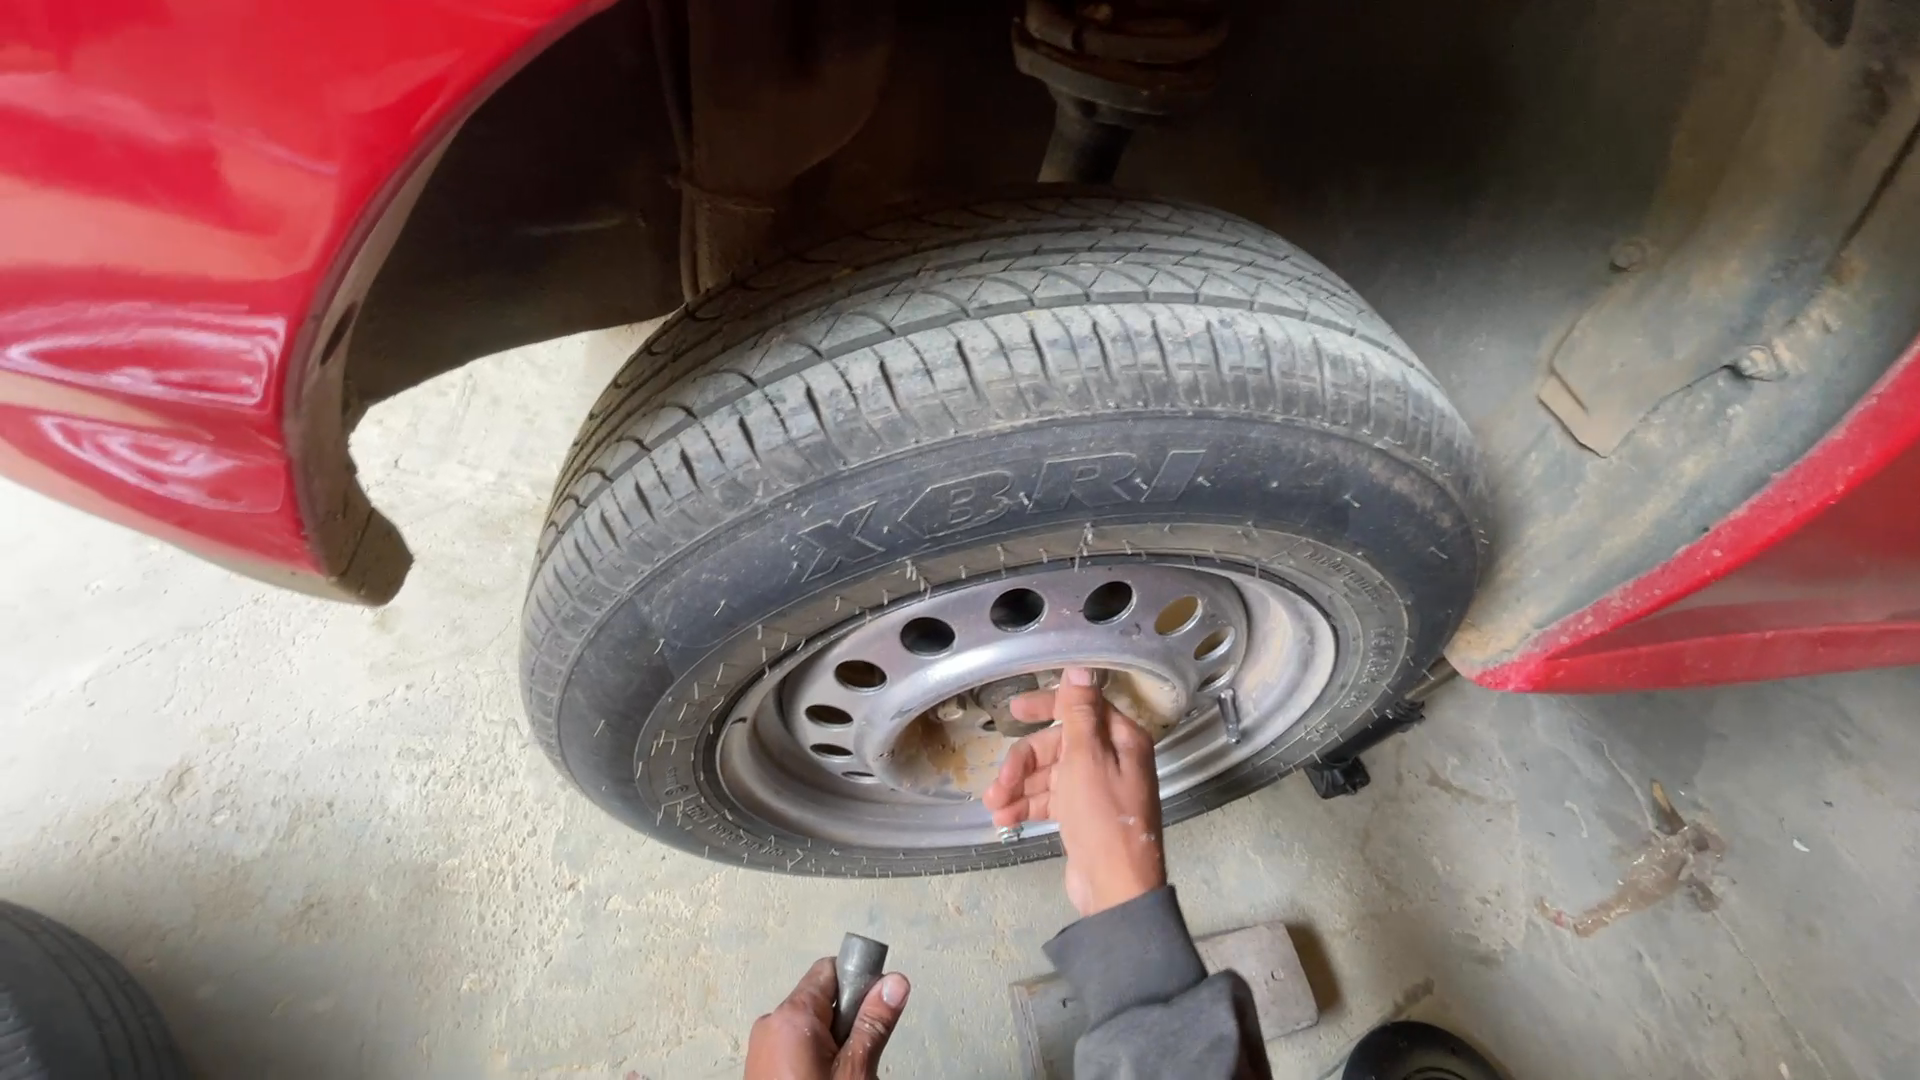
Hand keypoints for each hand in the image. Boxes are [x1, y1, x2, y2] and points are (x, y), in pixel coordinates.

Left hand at [744, 957, 909, 1079]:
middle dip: (848, 1021)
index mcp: (791, 1014)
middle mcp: (770, 1023)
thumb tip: (896, 980)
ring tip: (845, 1078)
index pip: (831, 970)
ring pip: (812, 1028)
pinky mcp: (760, 1071)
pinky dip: (816, 1060)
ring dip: (834, 1045)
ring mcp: (762, 1049)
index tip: (877, 1007)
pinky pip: (796, 1049)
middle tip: (862, 1056)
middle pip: (822, 1000)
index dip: (859, 982)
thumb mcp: (854, 1072)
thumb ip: (875, 1023)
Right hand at [982, 667, 1166, 915]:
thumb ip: (1079, 712)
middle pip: (1058, 745)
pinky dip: (1028, 805)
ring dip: (1020, 787)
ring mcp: (1097, 789)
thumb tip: (1080, 668)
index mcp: (1120, 740)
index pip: (1080, 708)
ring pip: (1049, 774)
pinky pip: (1050, 799)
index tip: (1013, 710)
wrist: (1116, 889)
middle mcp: (1111, 759)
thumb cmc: (1104, 818)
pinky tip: (1003, 818)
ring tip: (995, 806)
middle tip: (1000, 780)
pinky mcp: (1083, 816)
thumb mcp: (1087, 758)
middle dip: (1024, 761)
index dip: (1045, 707)